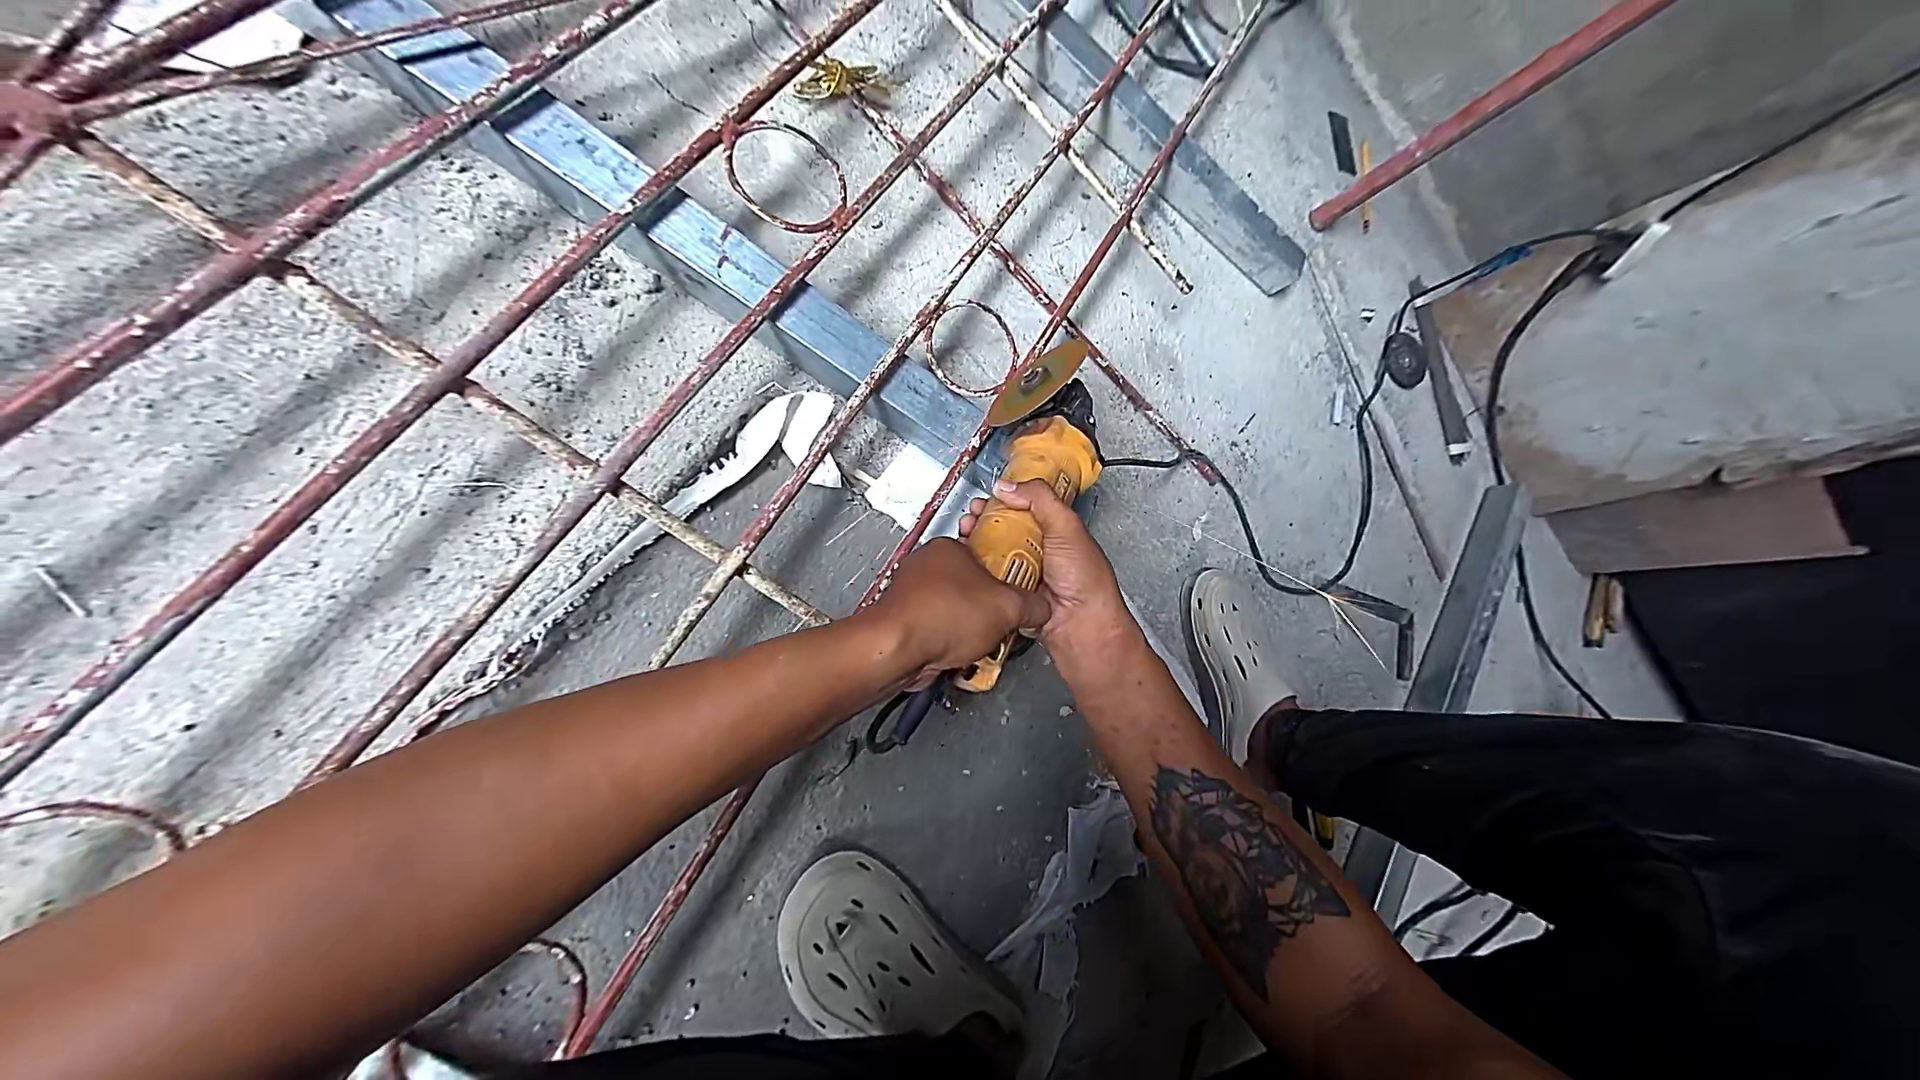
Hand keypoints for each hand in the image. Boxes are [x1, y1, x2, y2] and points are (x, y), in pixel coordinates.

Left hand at [870, 537, 1051, 688]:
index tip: (1018, 593)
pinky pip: (937, 630)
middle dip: (988, 609)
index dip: (1006, 576)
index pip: (986, 554)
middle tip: (1002, 623)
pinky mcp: (903, 620)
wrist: (898, 649)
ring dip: (969, 630)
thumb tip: (1042, 609)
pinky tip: (958, 655)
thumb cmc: (942, 615)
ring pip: (954, 611)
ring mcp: (911, 593)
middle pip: (971, 586)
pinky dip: (949, 643)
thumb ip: (1032, 605)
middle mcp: (926, 565)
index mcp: (949, 547)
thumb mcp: (1008, 607)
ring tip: (981, 643)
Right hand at [959, 479, 1132, 660]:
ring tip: (965, 537)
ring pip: (993, 552)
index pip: (1023, 506)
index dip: (1003, 500)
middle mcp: (1039, 549)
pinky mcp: (1012, 592)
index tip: (986, 498)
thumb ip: (1040, 499)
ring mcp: (1024, 571)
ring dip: (975, 544)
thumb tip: (1009, 485)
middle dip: (982, 521)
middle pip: (1003, 528)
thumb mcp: (1067, 526)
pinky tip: (970, 563)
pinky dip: (978, 569)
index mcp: (1055, 529)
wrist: (1080, 625)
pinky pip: (989, 576)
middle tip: (971, 519)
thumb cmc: (1086, 581)